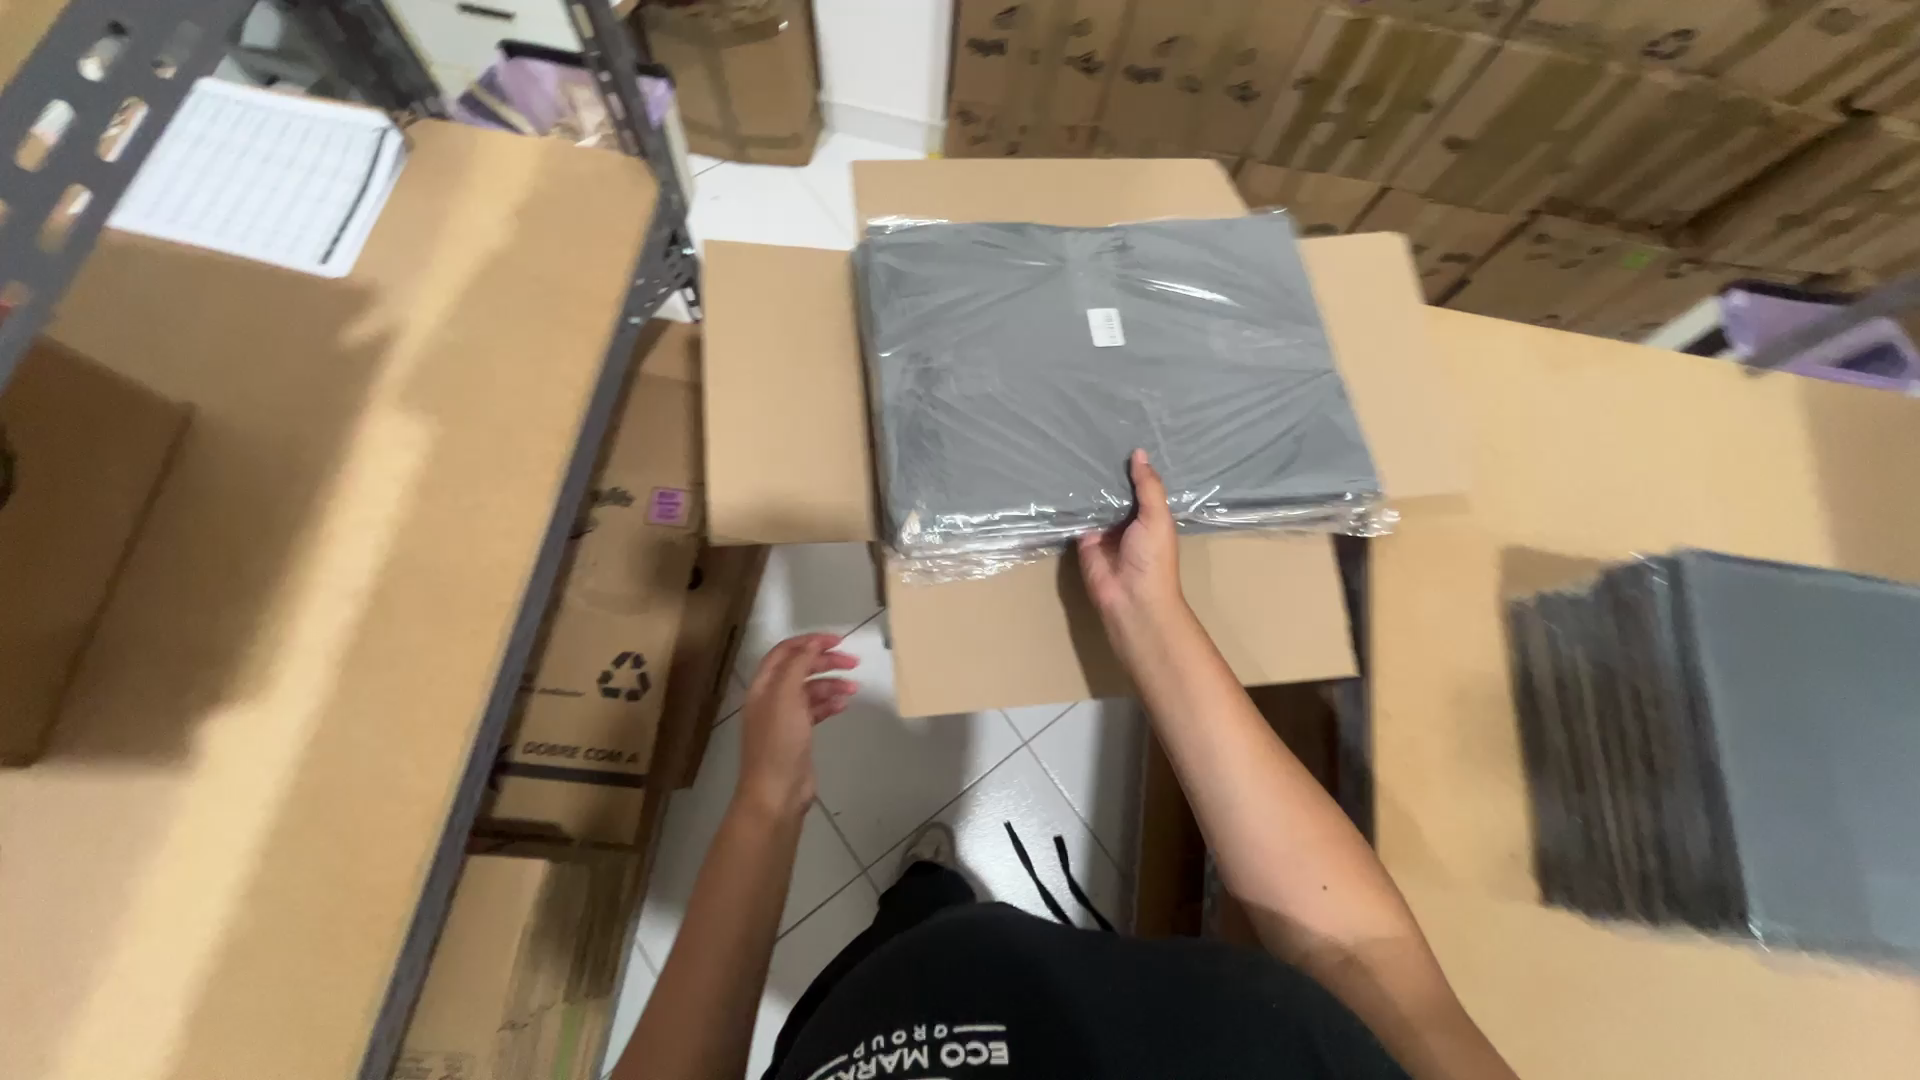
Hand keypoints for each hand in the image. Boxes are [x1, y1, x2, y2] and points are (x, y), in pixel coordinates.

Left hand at [736, 633, 857, 816]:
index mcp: (763, 685)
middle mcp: (771, 698)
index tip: (837, 641)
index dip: (810, 642)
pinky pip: (815, 710)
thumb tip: (812, 644)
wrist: (776, 792)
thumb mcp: (786, 696)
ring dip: (832, 684)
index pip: (785, 651)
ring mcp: (784, 717)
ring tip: (854, 688)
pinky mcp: (798, 735)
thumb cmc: (779, 742)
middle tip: (852, 662)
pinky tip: (843, 705)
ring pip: (810, 690)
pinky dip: (830, 704)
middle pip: (800, 668)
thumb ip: (798, 665)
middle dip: (825, 662)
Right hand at [1077, 448, 1183, 621]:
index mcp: (1150, 514)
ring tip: (1072, 449)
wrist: (1130, 597)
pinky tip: (1059, 476)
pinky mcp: (1083, 538)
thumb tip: (1138, 453)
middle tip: (1089, 438)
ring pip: (1094, 500)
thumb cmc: (1153, 558)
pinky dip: (1070, 501)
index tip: (1119, 436)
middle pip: (1114, 490)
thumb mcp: (1158, 517)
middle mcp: (1126, 519)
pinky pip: (1076, 516)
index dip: (1131, 464)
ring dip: (1086, 483)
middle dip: (1105, 471)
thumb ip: (1148, 486)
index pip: (1139, 483)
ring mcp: (1104, 529)